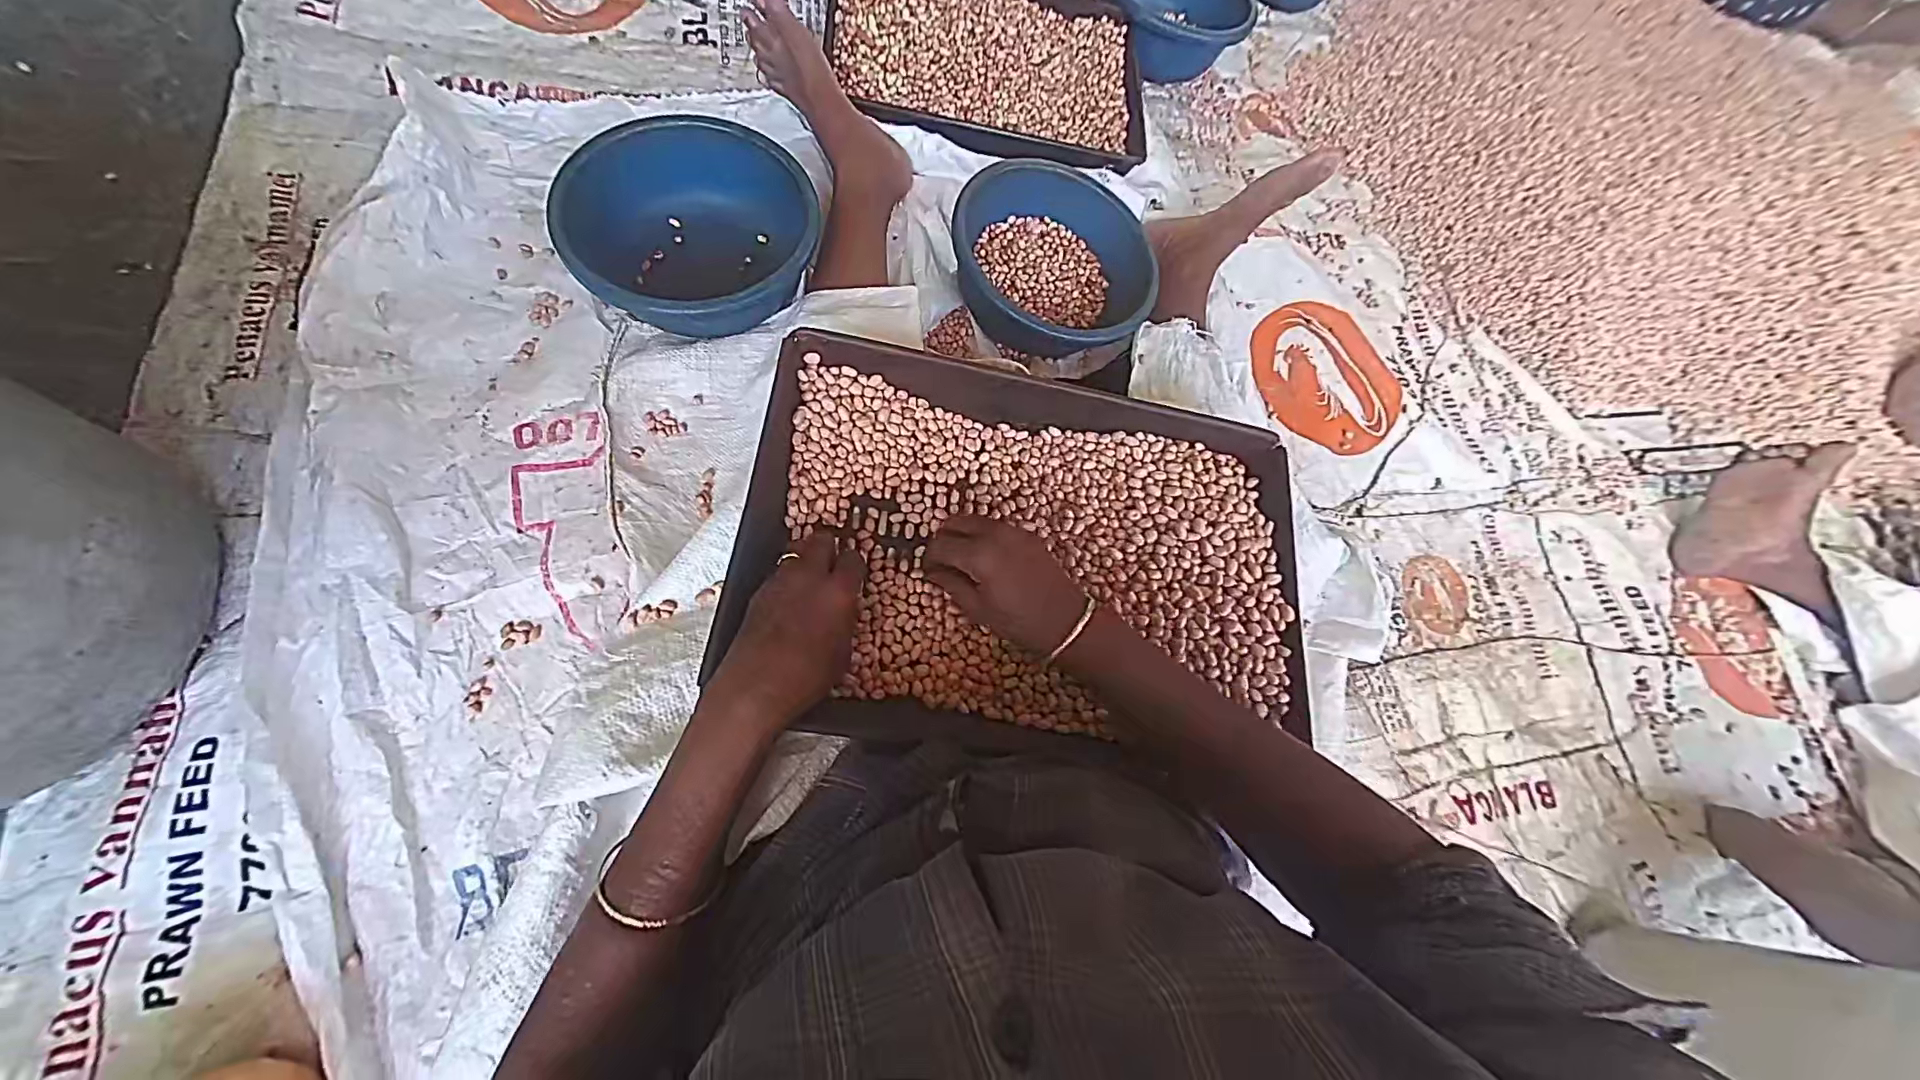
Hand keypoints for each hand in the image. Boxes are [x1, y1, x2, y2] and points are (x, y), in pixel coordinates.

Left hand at [708, 531, 865, 724]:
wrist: (756, 685)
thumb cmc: (807, 676)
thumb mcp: (842, 653)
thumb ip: (845, 622)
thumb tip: (843, 613)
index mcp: (838, 591)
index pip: (854, 558)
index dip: (856, 563)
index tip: (856, 570)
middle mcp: (809, 577)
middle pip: (821, 541)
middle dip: (829, 547)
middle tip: (833, 561)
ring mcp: (780, 581)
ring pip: (796, 555)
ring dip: (805, 563)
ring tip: (809, 584)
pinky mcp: (758, 592)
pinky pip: (777, 575)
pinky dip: (786, 582)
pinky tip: (787, 603)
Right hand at [923, 516, 1087, 655]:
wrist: (1065, 620)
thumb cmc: (1019, 621)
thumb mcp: (978, 609)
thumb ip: (951, 584)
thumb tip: (933, 571)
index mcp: (979, 555)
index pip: (940, 545)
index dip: (929, 559)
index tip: (927, 572)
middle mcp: (995, 534)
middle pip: (954, 523)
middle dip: (943, 540)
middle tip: (941, 563)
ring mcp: (1013, 531)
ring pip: (974, 520)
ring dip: (962, 535)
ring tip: (961, 562)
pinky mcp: (1026, 535)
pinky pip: (994, 526)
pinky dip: (981, 535)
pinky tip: (983, 559)